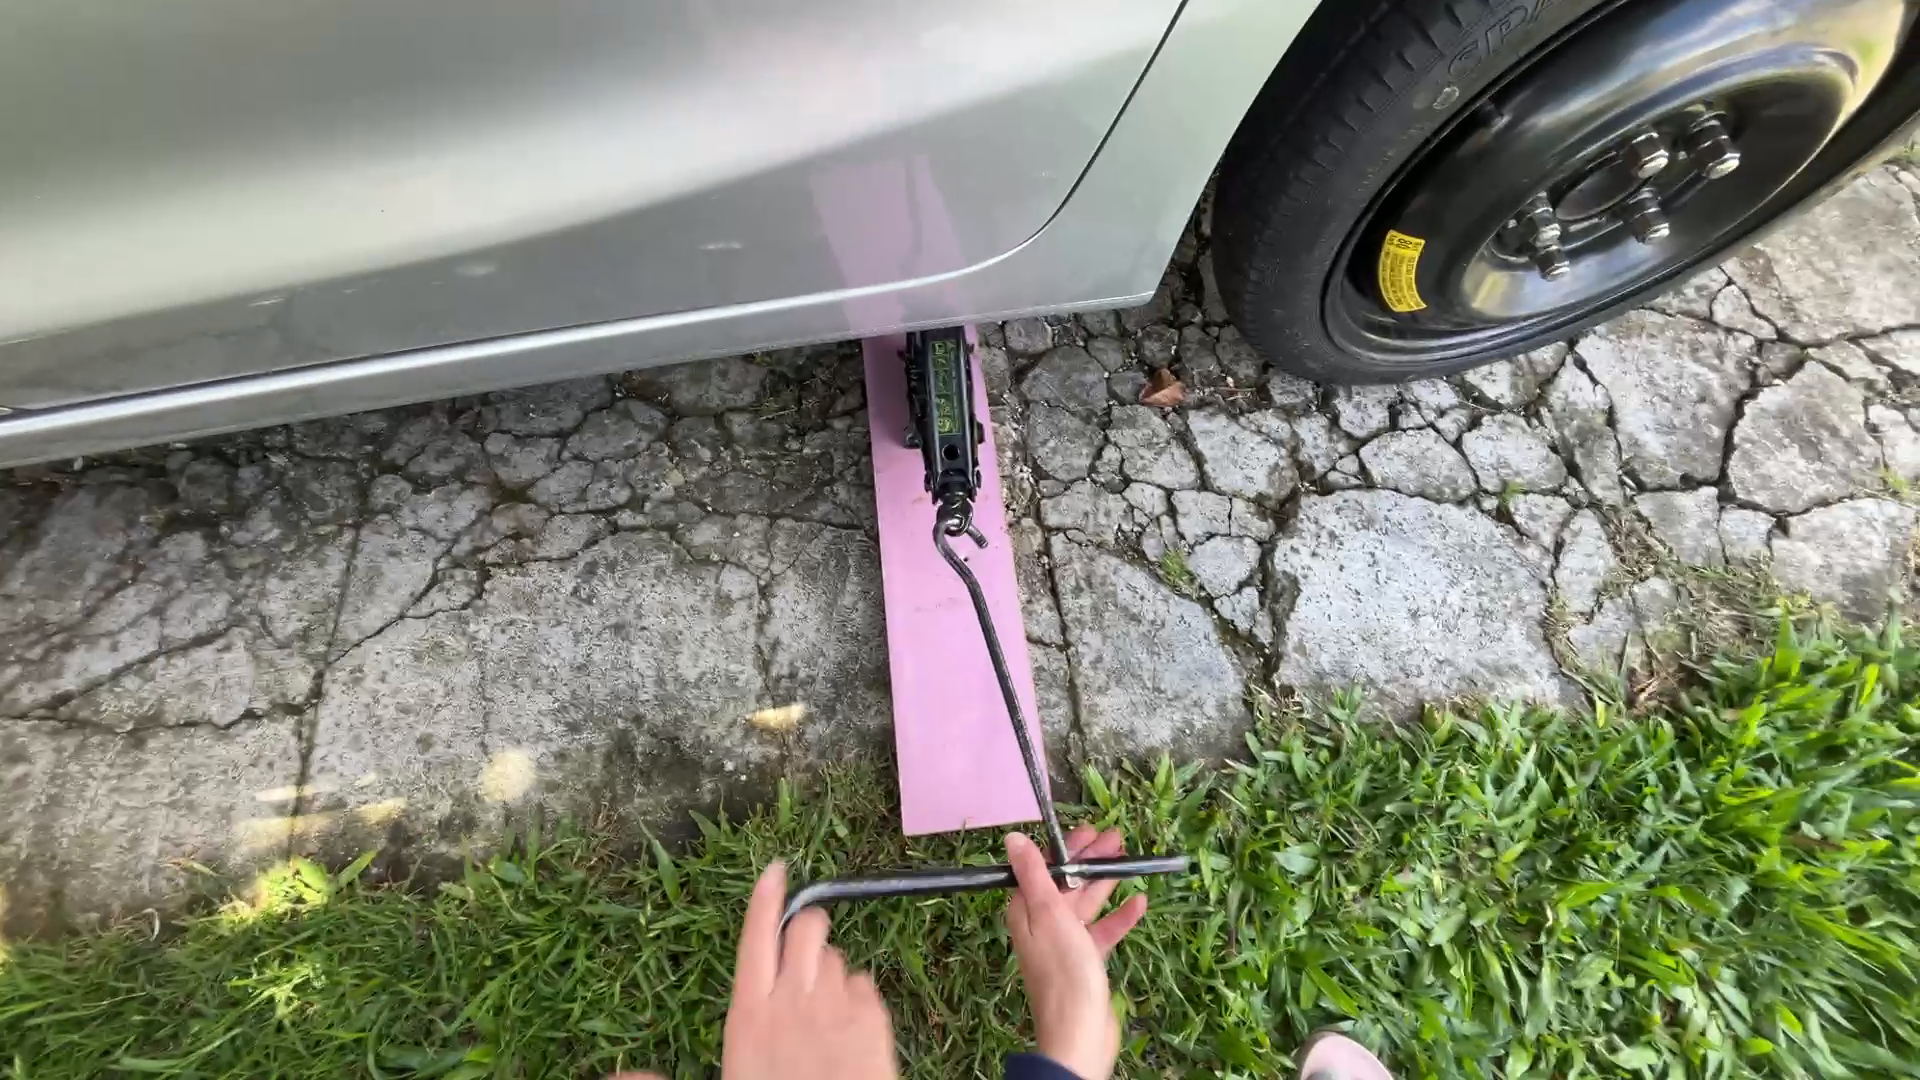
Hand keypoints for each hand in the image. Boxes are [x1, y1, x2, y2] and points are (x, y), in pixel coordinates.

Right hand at [610, 860, 897, 1079]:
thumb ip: (662, 1079)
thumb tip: (612, 1077)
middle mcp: (792, 999)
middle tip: (803, 954)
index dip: (765, 899)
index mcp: (749, 1015)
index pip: (755, 937)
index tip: (776, 868)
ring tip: (821, 1011)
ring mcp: (835, 1003)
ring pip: (835, 955)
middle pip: (806, 927)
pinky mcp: (871, 1015)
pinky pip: (863, 982)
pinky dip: (856, 996)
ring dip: (828, 971)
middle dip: (807, 929)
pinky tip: (848, 1029)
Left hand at [1004, 827, 1148, 1079]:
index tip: (1092, 830)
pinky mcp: (1086, 962)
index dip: (1068, 847)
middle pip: (1068, 882)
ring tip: (1128, 860)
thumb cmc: (1063, 970)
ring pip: (1086, 903)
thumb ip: (1033, 873)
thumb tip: (1012, 838)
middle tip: (1117, 838)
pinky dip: (1119, 917)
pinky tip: (1139, 902)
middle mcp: (1043, 923)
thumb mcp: (1048, 913)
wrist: (1080, 1035)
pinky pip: (1102, 931)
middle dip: (1090, 859)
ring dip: (1106, 882)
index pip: (1046, 867)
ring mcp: (1066, 943)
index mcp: (1027, 910)